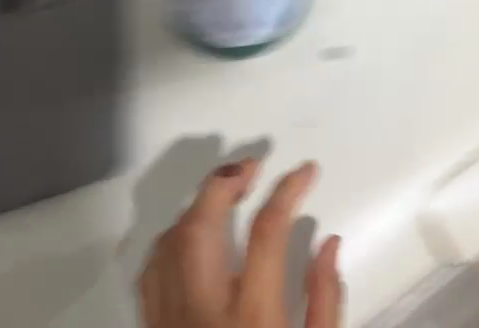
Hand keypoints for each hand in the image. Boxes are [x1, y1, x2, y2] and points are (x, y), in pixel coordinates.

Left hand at [139, 159, 342, 327]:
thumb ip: (324, 299)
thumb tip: (329, 242)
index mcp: (252, 317)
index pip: (266, 230)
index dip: (288, 189)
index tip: (306, 171)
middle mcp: (202, 316)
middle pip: (197, 228)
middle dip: (223, 183)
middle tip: (253, 165)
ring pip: (166, 247)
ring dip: (195, 208)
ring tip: (226, 191)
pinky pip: (150, 277)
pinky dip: (170, 242)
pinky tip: (191, 235)